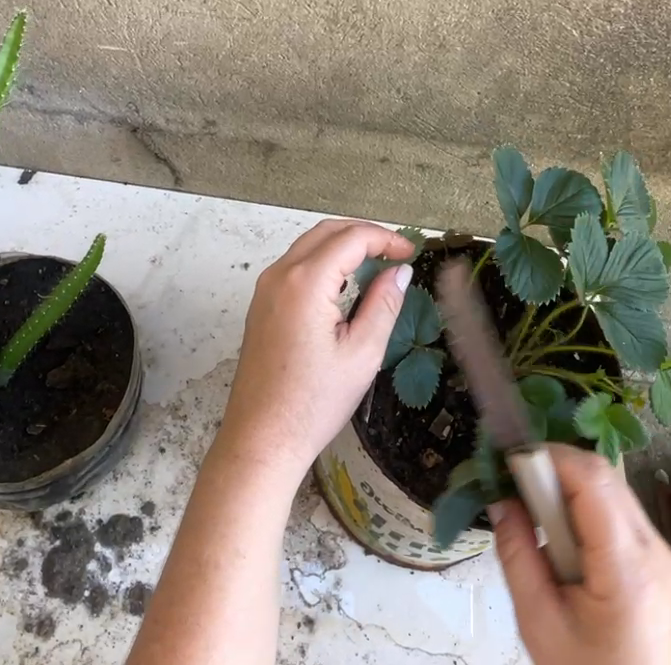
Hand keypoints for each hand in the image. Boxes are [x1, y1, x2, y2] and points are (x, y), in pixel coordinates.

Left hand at [213, 219, 417, 485]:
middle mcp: (279, 275)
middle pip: (326, 232)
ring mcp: (265, 289)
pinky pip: (295, 266)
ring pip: (308, 246)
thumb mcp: (362, 354)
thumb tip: (401, 271)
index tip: (411, 252)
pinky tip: (344, 285)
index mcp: (305, 282)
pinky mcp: (261, 305)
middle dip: (364, 234)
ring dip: (342, 245)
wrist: (260, 439)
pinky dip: (323, 262)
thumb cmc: (313, 403)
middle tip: (395, 252)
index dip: (385, 238)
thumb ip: (383, 304)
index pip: (351, 238)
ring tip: (376, 265)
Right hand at [492, 445, 670, 664]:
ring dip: (569, 489)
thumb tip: (500, 500)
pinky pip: (620, 515)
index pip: (591, 478)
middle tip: (514, 487)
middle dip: (555, 469)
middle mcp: (655, 550)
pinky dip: (586, 510)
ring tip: (534, 516)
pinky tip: (562, 538)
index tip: (507, 462)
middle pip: (604, 476)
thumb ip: (518, 555)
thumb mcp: (540, 623)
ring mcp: (663, 557)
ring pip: (612, 491)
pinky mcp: (661, 566)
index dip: (547, 456)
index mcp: (628, 566)